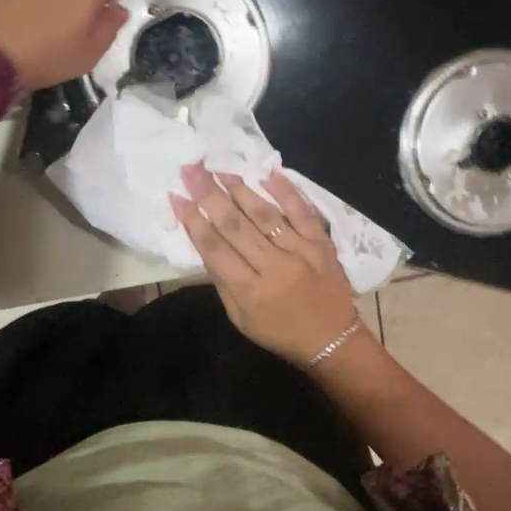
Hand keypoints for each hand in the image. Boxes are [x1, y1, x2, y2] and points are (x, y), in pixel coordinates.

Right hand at [170, 165, 366, 366]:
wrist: (333, 340)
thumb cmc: (280, 333)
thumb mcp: (240, 318)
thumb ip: (222, 281)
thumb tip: (205, 243)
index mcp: (251, 291)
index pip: (215, 248)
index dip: (193, 220)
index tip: (176, 196)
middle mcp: (275, 267)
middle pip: (235, 225)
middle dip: (209, 194)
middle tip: (191, 169)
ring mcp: (301, 252)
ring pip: (265, 214)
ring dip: (240, 188)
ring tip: (220, 169)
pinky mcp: (322, 243)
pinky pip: (302, 211)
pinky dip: (286, 191)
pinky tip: (267, 173)